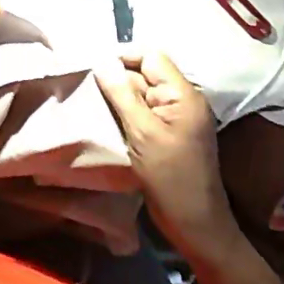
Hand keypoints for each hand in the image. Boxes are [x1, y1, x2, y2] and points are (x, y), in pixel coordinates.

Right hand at [96, 51, 237, 242]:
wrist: (196, 227)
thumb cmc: (171, 178)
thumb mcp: (143, 133)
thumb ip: (122, 93)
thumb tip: (101, 60)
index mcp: (183, 95)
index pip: (151, 57)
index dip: (123, 57)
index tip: (94, 68)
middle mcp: (181, 100)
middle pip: (143, 74)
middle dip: (116, 78)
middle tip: (87, 87)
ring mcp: (174, 118)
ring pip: (139, 93)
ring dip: (117, 97)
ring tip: (92, 102)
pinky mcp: (166, 134)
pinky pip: (141, 111)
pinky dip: (123, 113)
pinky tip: (105, 119)